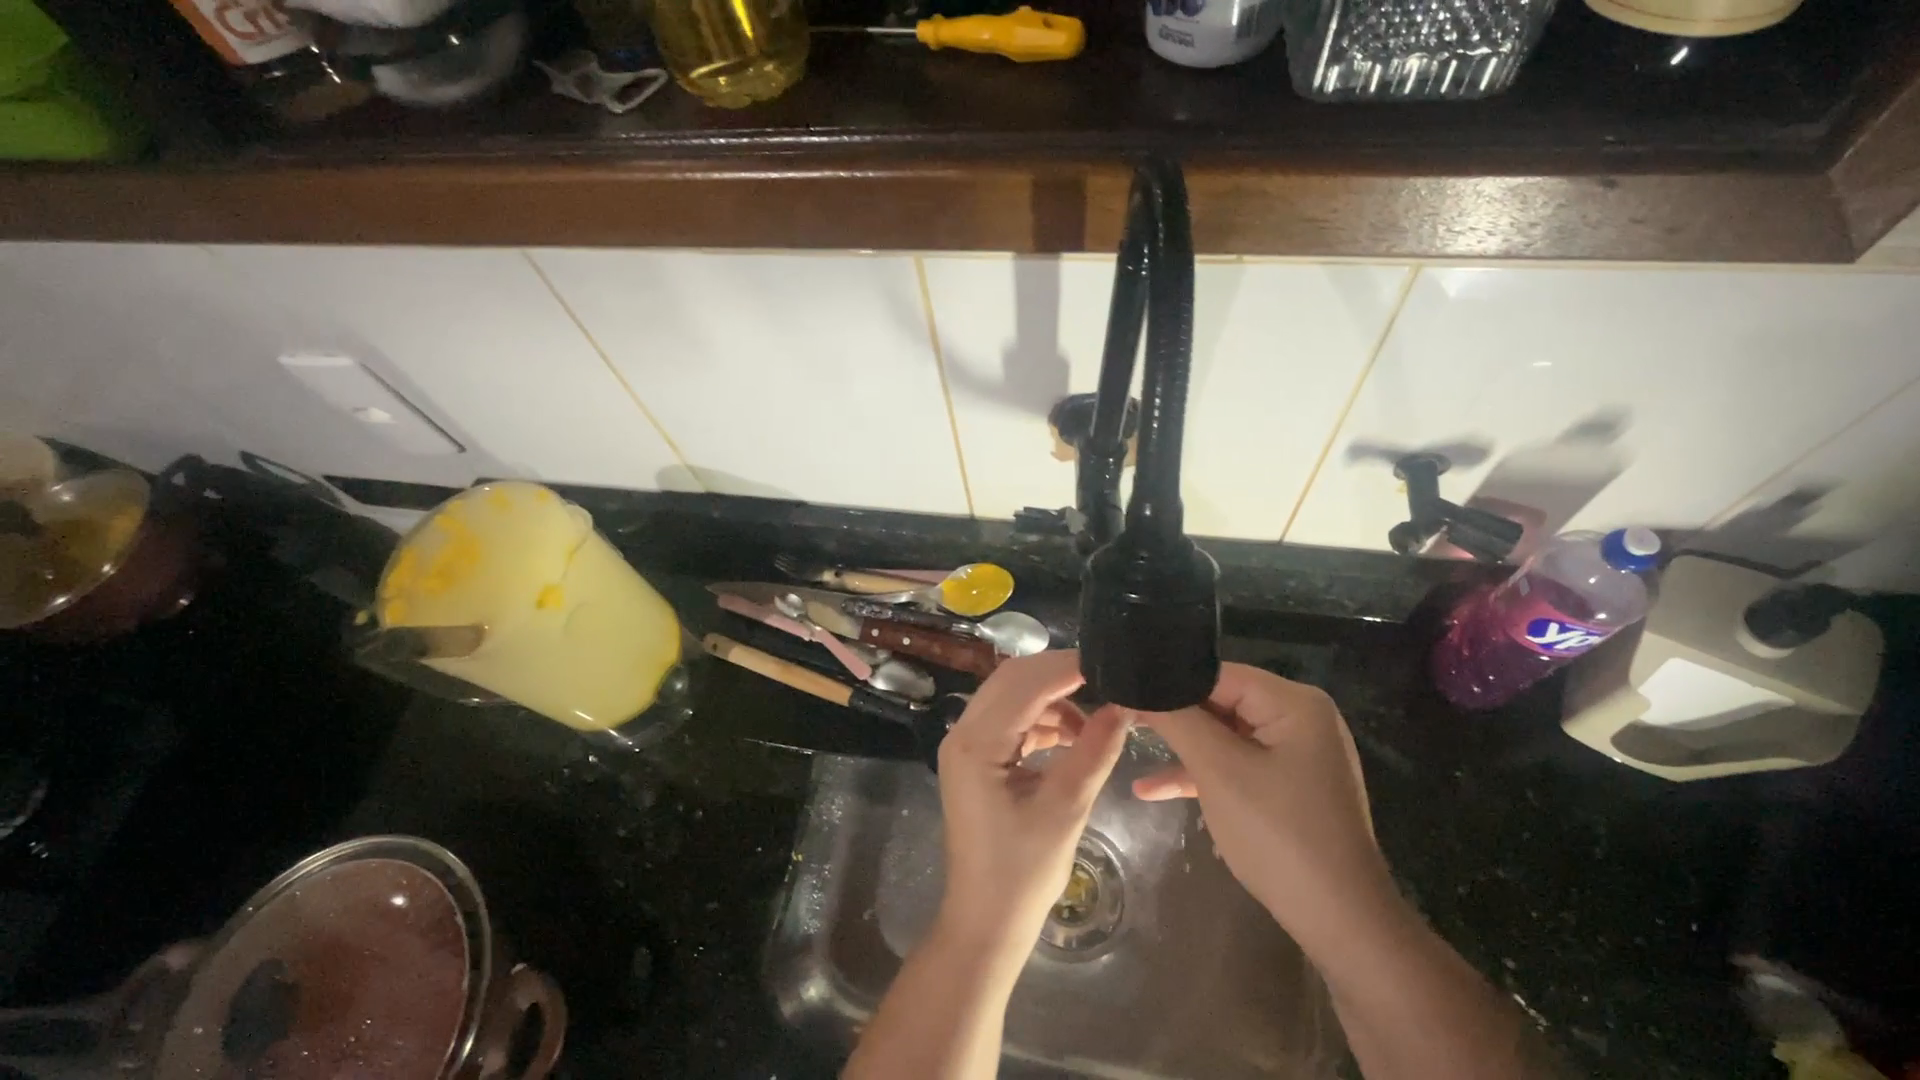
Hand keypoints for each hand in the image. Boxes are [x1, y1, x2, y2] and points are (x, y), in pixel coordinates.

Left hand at [935, 650, 1130, 955]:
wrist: (987, 918)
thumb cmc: (1022, 871)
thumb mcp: (1066, 808)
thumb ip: (1094, 751)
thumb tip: (1126, 706)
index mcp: (976, 744)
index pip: (1024, 683)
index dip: (1068, 667)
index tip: (1111, 661)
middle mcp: (963, 734)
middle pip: (1013, 680)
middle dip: (1061, 675)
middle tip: (1109, 678)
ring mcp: (967, 746)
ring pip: (1012, 697)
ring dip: (1053, 698)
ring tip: (1099, 716)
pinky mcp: (977, 760)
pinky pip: (1011, 721)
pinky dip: (1043, 720)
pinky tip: (1075, 734)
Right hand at [1133, 664, 1394, 945]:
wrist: (1340, 920)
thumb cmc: (1279, 835)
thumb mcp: (1219, 772)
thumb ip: (1177, 721)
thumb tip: (1138, 687)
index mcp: (1294, 703)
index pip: (1218, 674)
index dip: (1169, 681)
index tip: (1122, 689)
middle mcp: (1301, 719)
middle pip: (1222, 702)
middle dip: (1173, 715)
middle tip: (1117, 714)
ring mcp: (1297, 755)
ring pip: (1225, 737)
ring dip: (1181, 749)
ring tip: (1126, 746)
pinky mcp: (1290, 788)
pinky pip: (1238, 767)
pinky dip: (1202, 776)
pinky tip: (1151, 791)